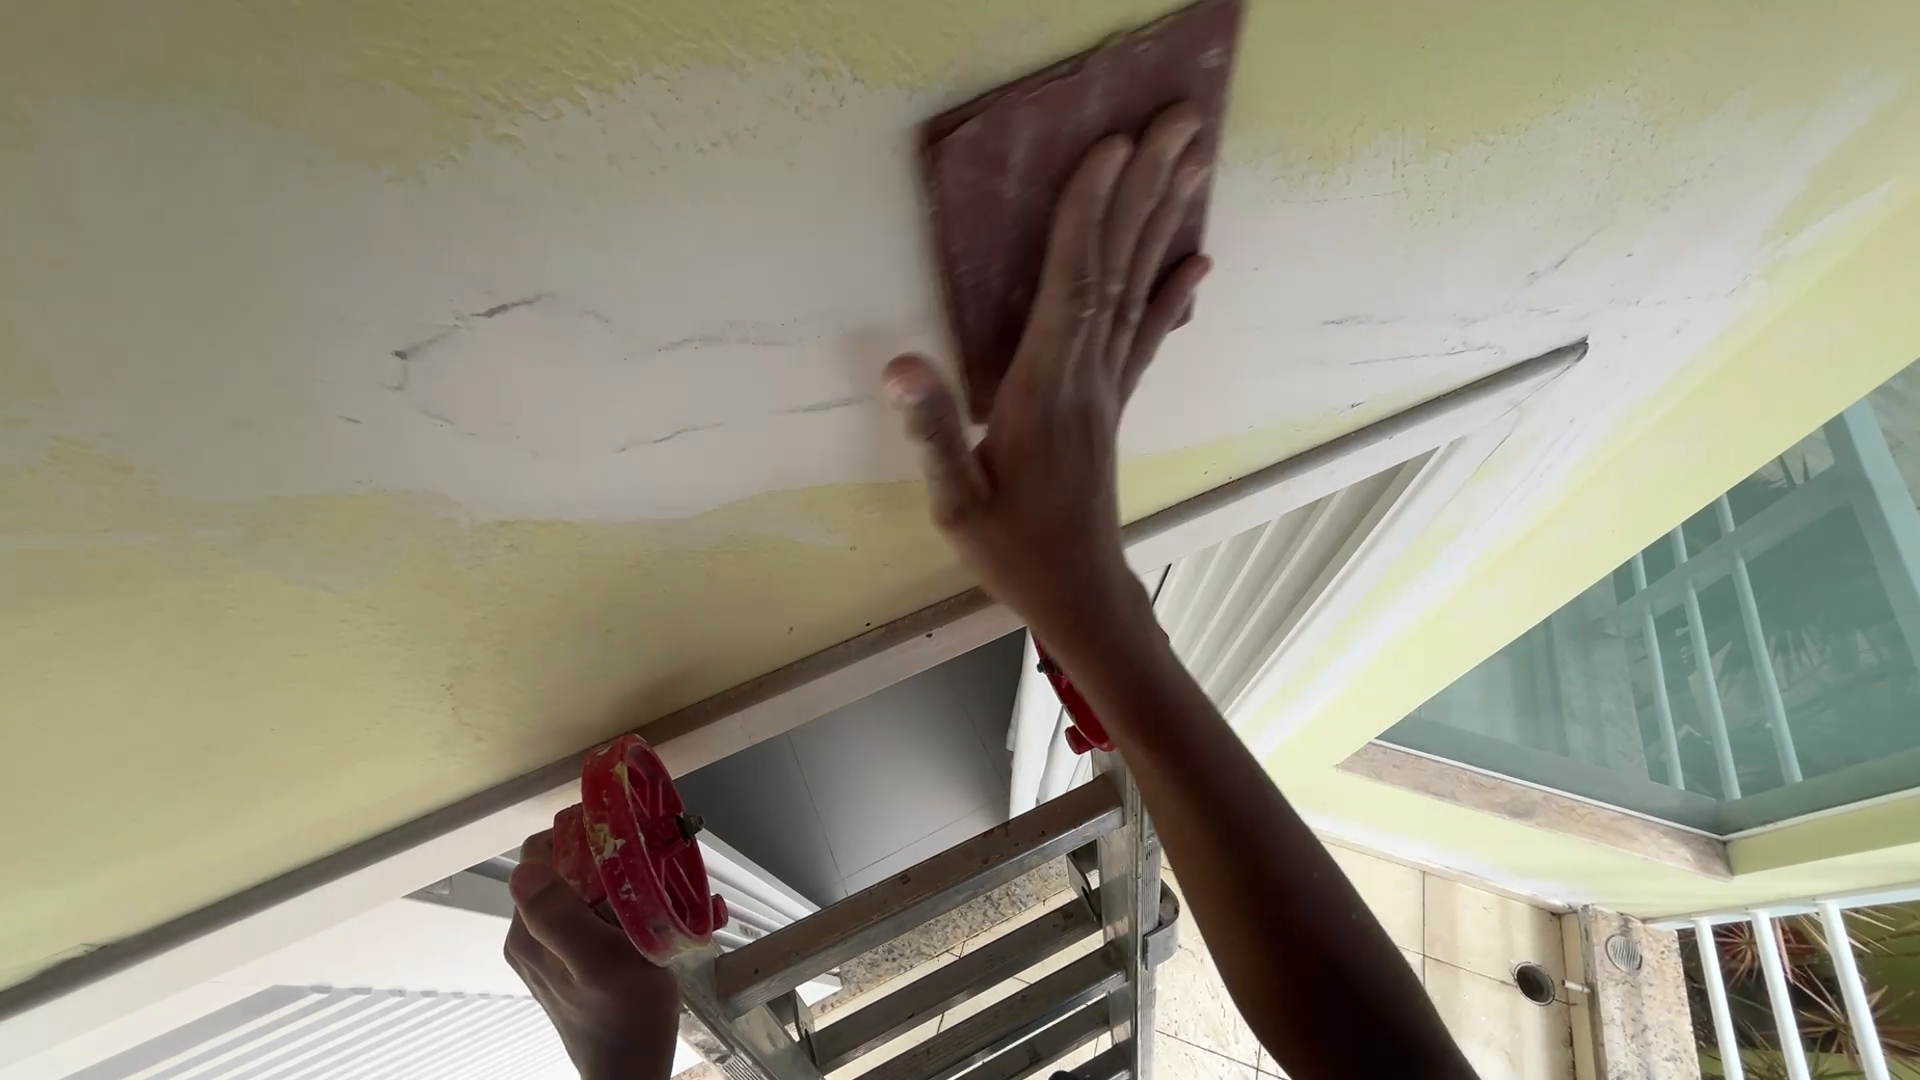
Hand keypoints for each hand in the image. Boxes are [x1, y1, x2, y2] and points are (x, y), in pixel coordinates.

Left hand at [504, 831, 682, 1079]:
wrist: (633, 1070)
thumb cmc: (625, 1015)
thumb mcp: (599, 961)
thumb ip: (560, 917)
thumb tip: (524, 868)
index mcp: (528, 931)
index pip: (540, 854)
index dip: (577, 831)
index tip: (622, 826)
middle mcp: (531, 934)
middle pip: (563, 867)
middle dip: (605, 851)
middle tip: (649, 852)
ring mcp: (551, 946)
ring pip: (580, 885)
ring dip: (617, 873)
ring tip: (656, 877)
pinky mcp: (573, 956)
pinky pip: (591, 907)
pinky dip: (619, 897)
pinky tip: (649, 909)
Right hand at [887, 103, 1211, 638]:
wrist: (1080, 592)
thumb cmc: (1014, 553)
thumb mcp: (957, 503)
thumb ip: (934, 433)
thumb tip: (899, 365)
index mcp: (1042, 393)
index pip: (1069, 288)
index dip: (1086, 216)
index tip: (1109, 147)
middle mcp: (1085, 379)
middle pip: (1115, 271)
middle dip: (1143, 192)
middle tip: (1179, 120)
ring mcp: (1107, 390)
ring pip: (1136, 292)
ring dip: (1162, 223)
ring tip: (1194, 160)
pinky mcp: (1113, 407)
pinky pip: (1147, 338)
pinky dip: (1172, 294)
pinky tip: (1197, 260)